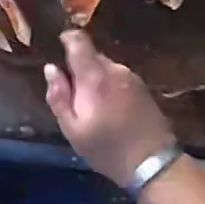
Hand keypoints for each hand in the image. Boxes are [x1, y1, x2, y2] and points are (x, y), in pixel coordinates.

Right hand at [43, 30, 176, 184]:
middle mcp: (115, 70)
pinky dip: (109, 86)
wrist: (154, 165)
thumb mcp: (71, 128)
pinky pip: (119, 78)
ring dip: (95, 78)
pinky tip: (109, 108)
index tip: (58, 46)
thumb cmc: (106, 148)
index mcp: (94, 77)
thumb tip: (51, 68)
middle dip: (79, 68)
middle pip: (92, 55)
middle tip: (72, 92)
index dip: (67, 38)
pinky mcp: (143, 88)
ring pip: (106, 67)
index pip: (79, 41)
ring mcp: (132, 78)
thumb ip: (58, 95)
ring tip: (91, 105)